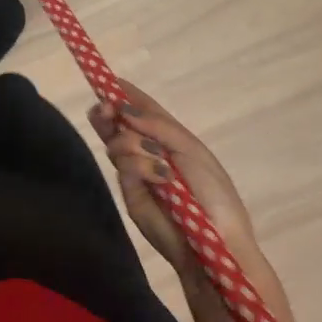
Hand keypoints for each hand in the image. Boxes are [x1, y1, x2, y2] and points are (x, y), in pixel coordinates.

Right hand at [89, 82, 254, 274]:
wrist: (214, 241)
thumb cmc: (214, 192)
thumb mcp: (193, 150)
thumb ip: (158, 125)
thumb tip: (123, 109)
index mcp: (167, 136)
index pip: (140, 107)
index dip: (123, 93)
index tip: (106, 81)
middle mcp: (147, 148)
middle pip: (116, 121)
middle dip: (109, 111)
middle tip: (108, 111)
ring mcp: (135, 169)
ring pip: (115, 140)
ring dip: (133, 144)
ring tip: (158, 162)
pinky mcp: (128, 189)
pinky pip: (122, 165)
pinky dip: (139, 165)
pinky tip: (160, 178)